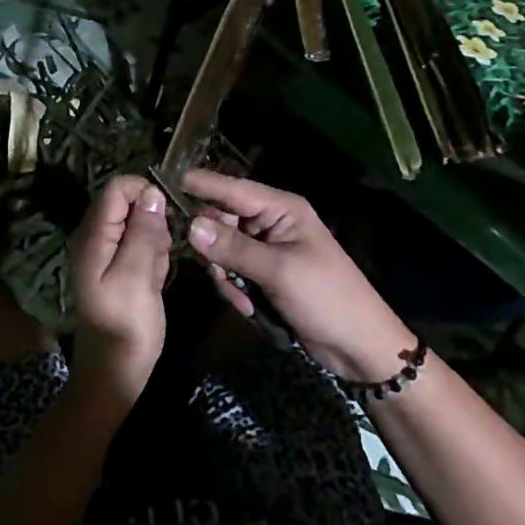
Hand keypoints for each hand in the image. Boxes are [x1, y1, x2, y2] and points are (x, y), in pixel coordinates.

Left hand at [66, 174, 170, 408]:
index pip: (117, 189)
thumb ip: (143, 232)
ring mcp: (107, 254)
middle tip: (159, 254)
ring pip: (140, 226)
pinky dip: (154, 258)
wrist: (116, 373)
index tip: (167, 215)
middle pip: (129, 204)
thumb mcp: (137, 277)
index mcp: (93, 237)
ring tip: (155, 272)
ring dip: (156, 243)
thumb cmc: (126, 326)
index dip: (145, 193)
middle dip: (153, 222)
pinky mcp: (120, 268)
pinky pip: (142, 247)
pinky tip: (154, 280)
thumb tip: (152, 192)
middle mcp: (96, 239)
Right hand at [181, 170, 415, 380]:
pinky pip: (234, 273)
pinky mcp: (265, 275)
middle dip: (215, 250)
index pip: (234, 189)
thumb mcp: (278, 271)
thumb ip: (233, 248)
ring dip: (227, 277)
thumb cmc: (325, 297)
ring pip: (223, 252)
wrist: (357, 344)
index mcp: (282, 209)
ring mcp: (267, 250)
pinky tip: (250, 309)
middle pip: (222, 222)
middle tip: (218, 273)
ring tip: (243, 299)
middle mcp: (272, 223)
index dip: (203, 185)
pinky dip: (236, 290)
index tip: (167, 180)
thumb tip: (191, 224)